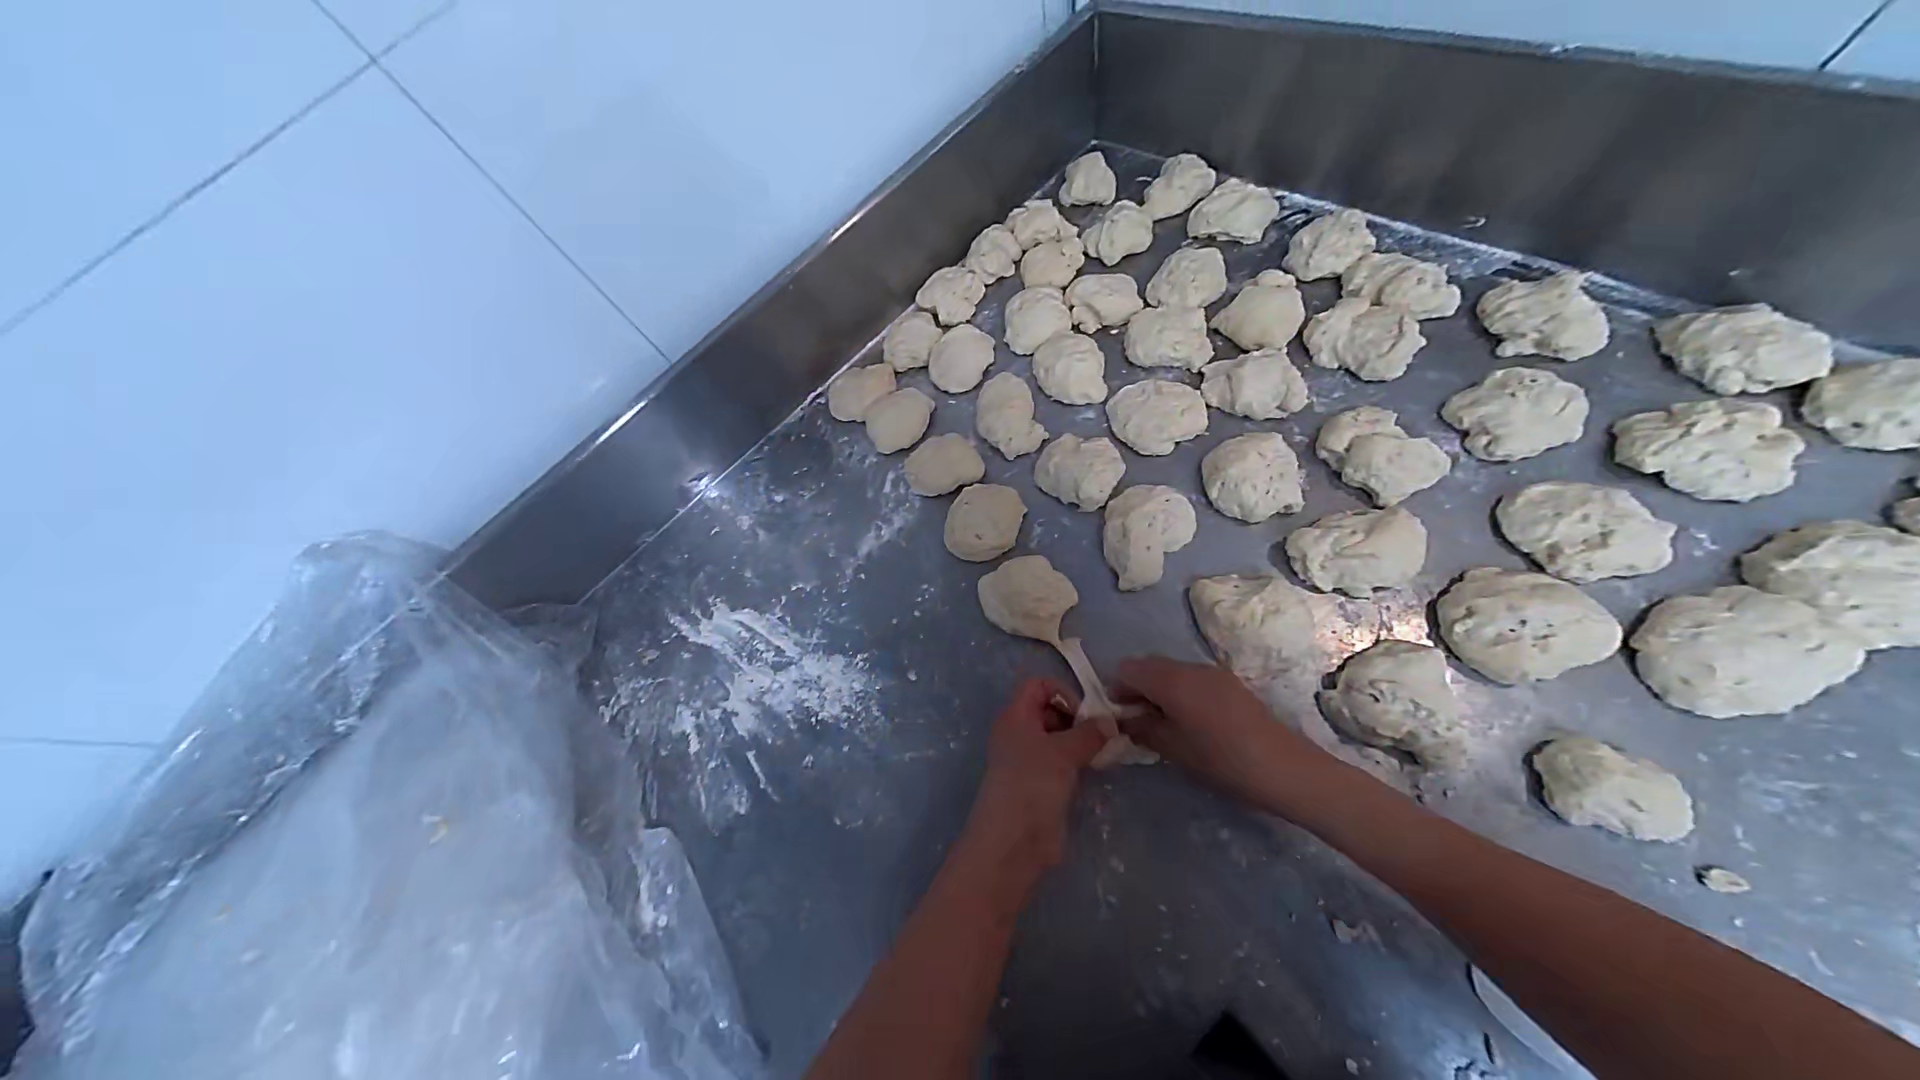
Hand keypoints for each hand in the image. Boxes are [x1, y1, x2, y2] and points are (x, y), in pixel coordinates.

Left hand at [961, 677, 1106, 877]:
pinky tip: (1099, 768)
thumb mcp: (1062, 752)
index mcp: (1015, 717)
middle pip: (1050, 711)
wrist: (1014, 841)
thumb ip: (1088, 734)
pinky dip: (1080, 761)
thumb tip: (1109, 723)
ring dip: (1082, 742)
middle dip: (1078, 718)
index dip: (1063, 692)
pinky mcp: (1042, 784)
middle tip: (1104, 734)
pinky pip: (1063, 762)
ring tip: (1106, 751)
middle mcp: (1020, 734)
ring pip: (1059, 738)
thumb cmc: (1032, 785)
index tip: (1086, 714)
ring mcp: (1030, 760)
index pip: (1038, 686)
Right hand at [1112, 656, 1334, 812]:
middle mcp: (1190, 667)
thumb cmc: (1223, 761)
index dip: (1117, 688)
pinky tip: (1188, 720)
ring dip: (1158, 689)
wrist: (1286, 769)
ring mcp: (1213, 673)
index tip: (1116, 714)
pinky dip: (1179, 691)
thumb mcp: (1174, 749)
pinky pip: (1191, 678)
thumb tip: (1125, 720)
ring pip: (1171, 671)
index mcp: (1172, 681)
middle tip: (1135, 719)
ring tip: (1162, 722)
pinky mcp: (1229, 683)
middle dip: (1136, 687)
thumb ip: (1143, 728)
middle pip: (1150, 665)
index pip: (1129, 669)